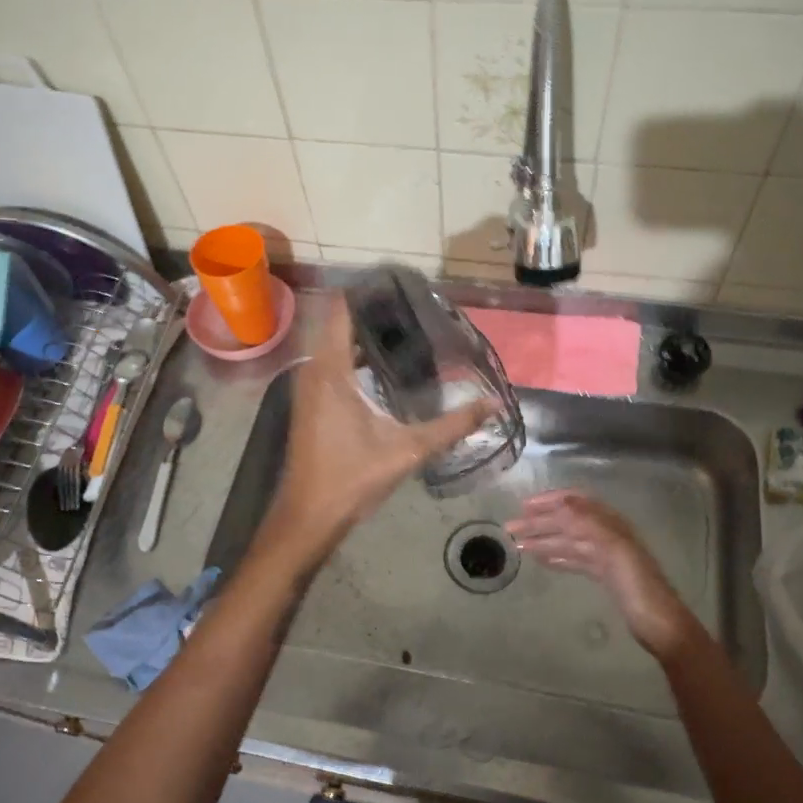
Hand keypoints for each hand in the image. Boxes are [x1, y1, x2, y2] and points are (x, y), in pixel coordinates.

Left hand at [272, 297, 491, 540]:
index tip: (402, 285)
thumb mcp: (407, 450)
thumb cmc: (352, 478)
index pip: (341, 309)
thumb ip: (452, 425)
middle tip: (417, 309)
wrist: (308, 517)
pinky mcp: (311, 403)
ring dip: (365, 336)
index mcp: (330, 370)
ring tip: (408, 331)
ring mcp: (308, 387)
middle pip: (340, 323)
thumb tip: (494, 403)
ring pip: (335, 345)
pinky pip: (332, 364)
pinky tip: (386, 367)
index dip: (368, 291)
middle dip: (375, 313)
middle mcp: (313, 370)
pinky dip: (355, 356)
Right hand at [506, 491, 698, 658]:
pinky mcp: (605, 576)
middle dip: (540, 522)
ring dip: (544, 539)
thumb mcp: (616, 550)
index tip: (523, 506)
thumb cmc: (638, 585)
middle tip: (510, 529)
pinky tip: (542, 559)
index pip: (576, 503)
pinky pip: (576, 559)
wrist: (658, 622)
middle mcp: (608, 534)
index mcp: (611, 524)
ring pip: (569, 541)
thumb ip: (590, 524)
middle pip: (569, 522)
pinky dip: (557, 556)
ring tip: (519, 545)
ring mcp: (606, 556)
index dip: (550, 501)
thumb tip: (562, 502)